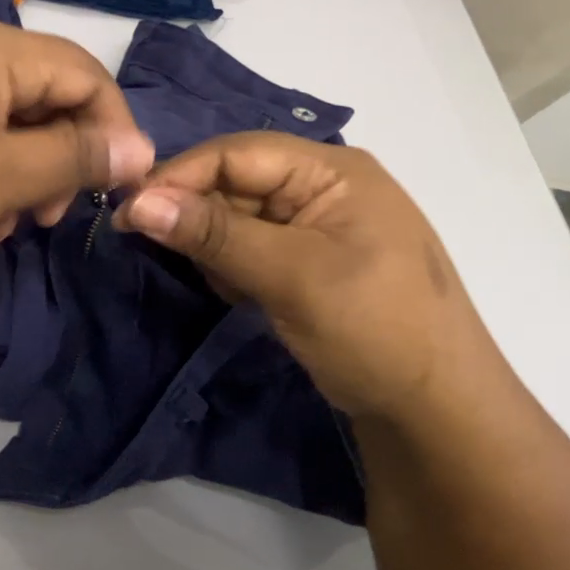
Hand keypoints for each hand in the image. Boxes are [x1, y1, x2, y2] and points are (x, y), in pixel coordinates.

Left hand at [0, 18, 153, 265]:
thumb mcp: (3, 176)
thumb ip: (76, 159)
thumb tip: (139, 150)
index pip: (88, 76)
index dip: (113, 132)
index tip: (114, 190)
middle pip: (47, 93)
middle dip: (62, 157)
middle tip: (52, 216)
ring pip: (6, 113)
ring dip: (22, 169)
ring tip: (7, 225)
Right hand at [114, 132, 501, 419]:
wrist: (441, 416)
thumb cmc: (375, 331)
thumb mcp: (291, 277)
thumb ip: (214, 234)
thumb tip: (136, 203)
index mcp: (333, 171)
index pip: (236, 153)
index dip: (178, 176)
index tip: (129, 210)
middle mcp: (325, 186)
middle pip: (234, 181)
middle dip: (194, 212)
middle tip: (151, 246)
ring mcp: (320, 225)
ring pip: (237, 215)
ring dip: (211, 243)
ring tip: (215, 282)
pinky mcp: (311, 260)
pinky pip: (251, 245)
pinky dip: (230, 264)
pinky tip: (234, 293)